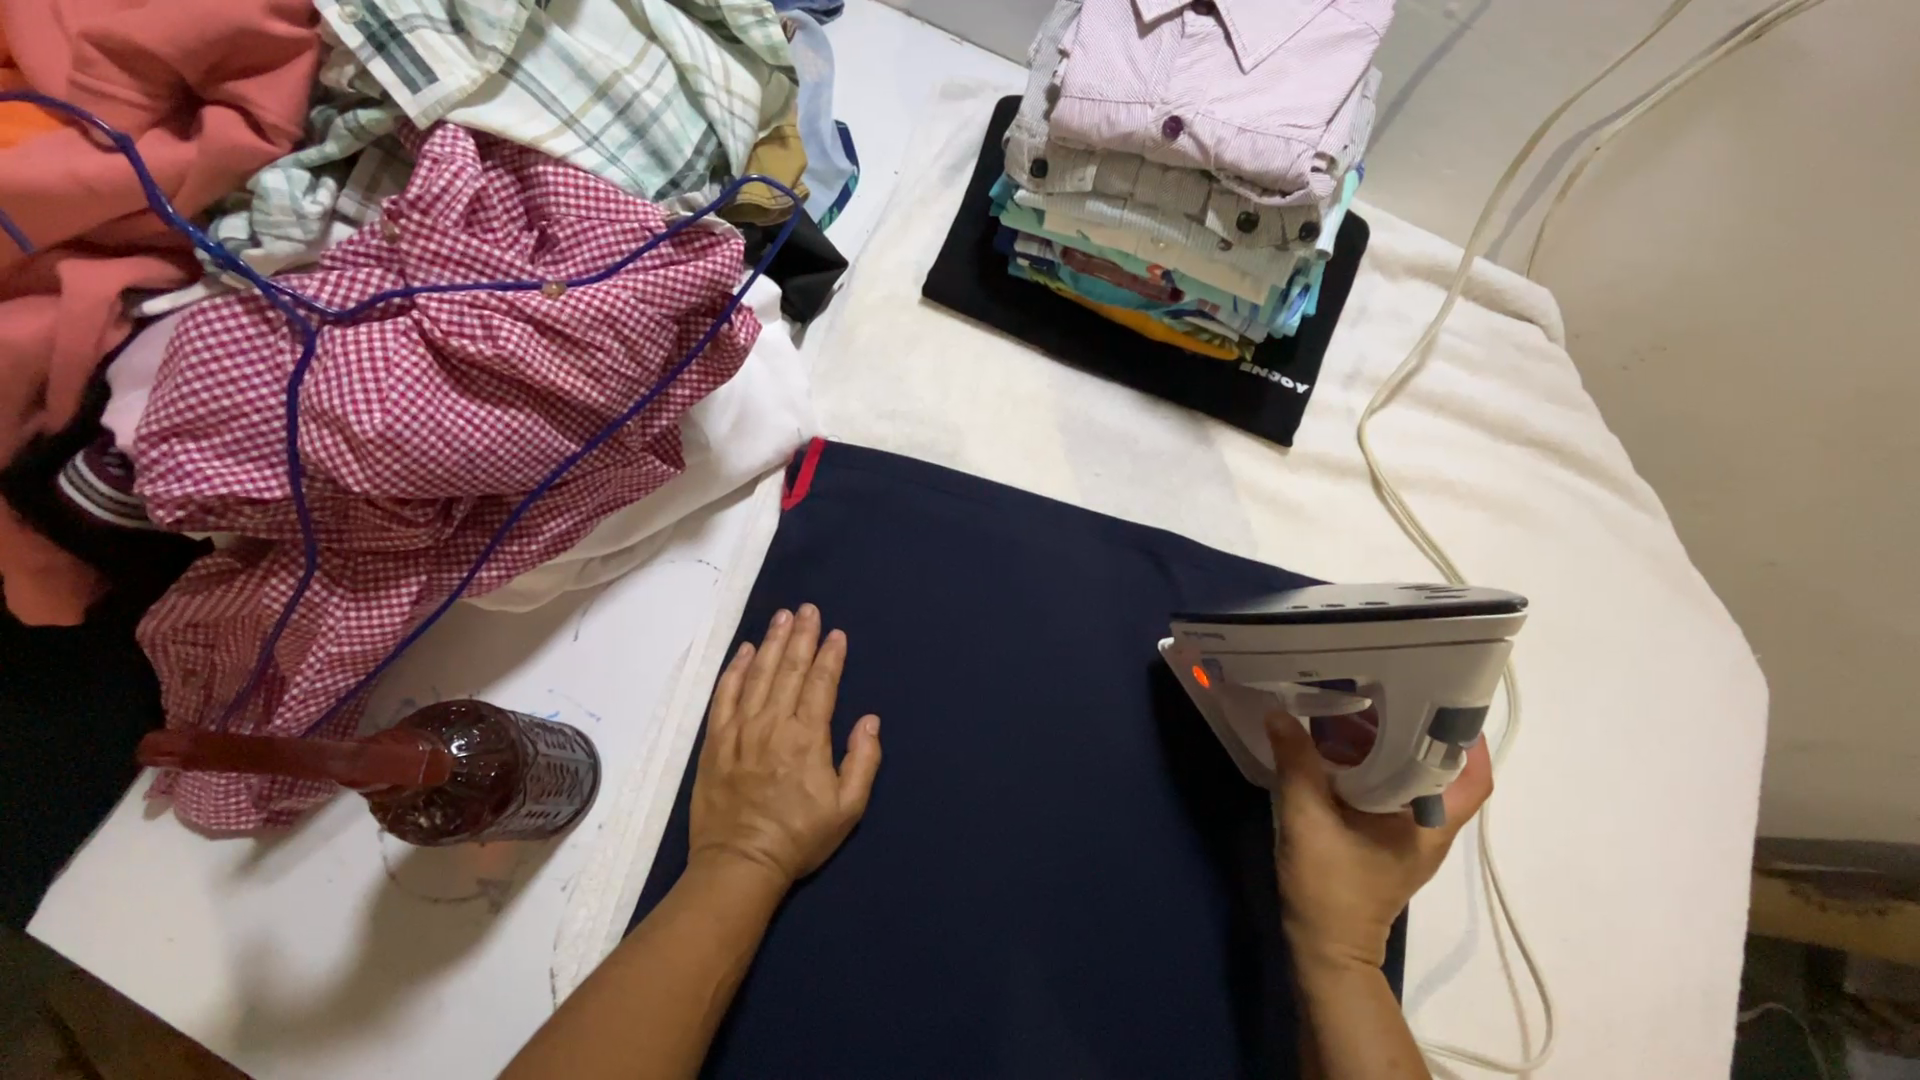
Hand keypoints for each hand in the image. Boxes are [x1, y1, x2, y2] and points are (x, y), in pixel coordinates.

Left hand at [689, 604, 882, 890]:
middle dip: (801, 637)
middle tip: (807, 610)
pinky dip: (734, 671)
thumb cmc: (799, 837)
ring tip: (781, 617)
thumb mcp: (848, 808)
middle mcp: (773, 724)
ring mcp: (740, 730)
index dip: (830, 656)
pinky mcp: (715, 742)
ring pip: (757, 675)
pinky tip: (743, 651)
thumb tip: (870, 720)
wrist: (740, 864)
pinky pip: (724, 696)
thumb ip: (863, 761)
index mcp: (808, 738)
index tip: (836, 633)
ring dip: (770, 643)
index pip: (820, 684)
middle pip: (788, 670)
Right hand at [1267, 712, 1492, 971]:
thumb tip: (1279, 713)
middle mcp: (1429, 827)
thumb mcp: (1307, 819)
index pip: (1470, 776)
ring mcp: (1406, 834)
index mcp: (1429, 824)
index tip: (1436, 695)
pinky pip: (1385, 791)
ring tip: (1347, 713)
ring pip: (1408, 777)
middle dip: (1409, 729)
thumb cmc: (1329, 887)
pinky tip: (1333, 749)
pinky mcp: (1384, 838)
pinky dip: (1366, 766)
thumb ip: (1296, 764)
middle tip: (1376, 692)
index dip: (1463, 736)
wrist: (1325, 946)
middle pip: (1436, 767)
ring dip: (1382, 746)